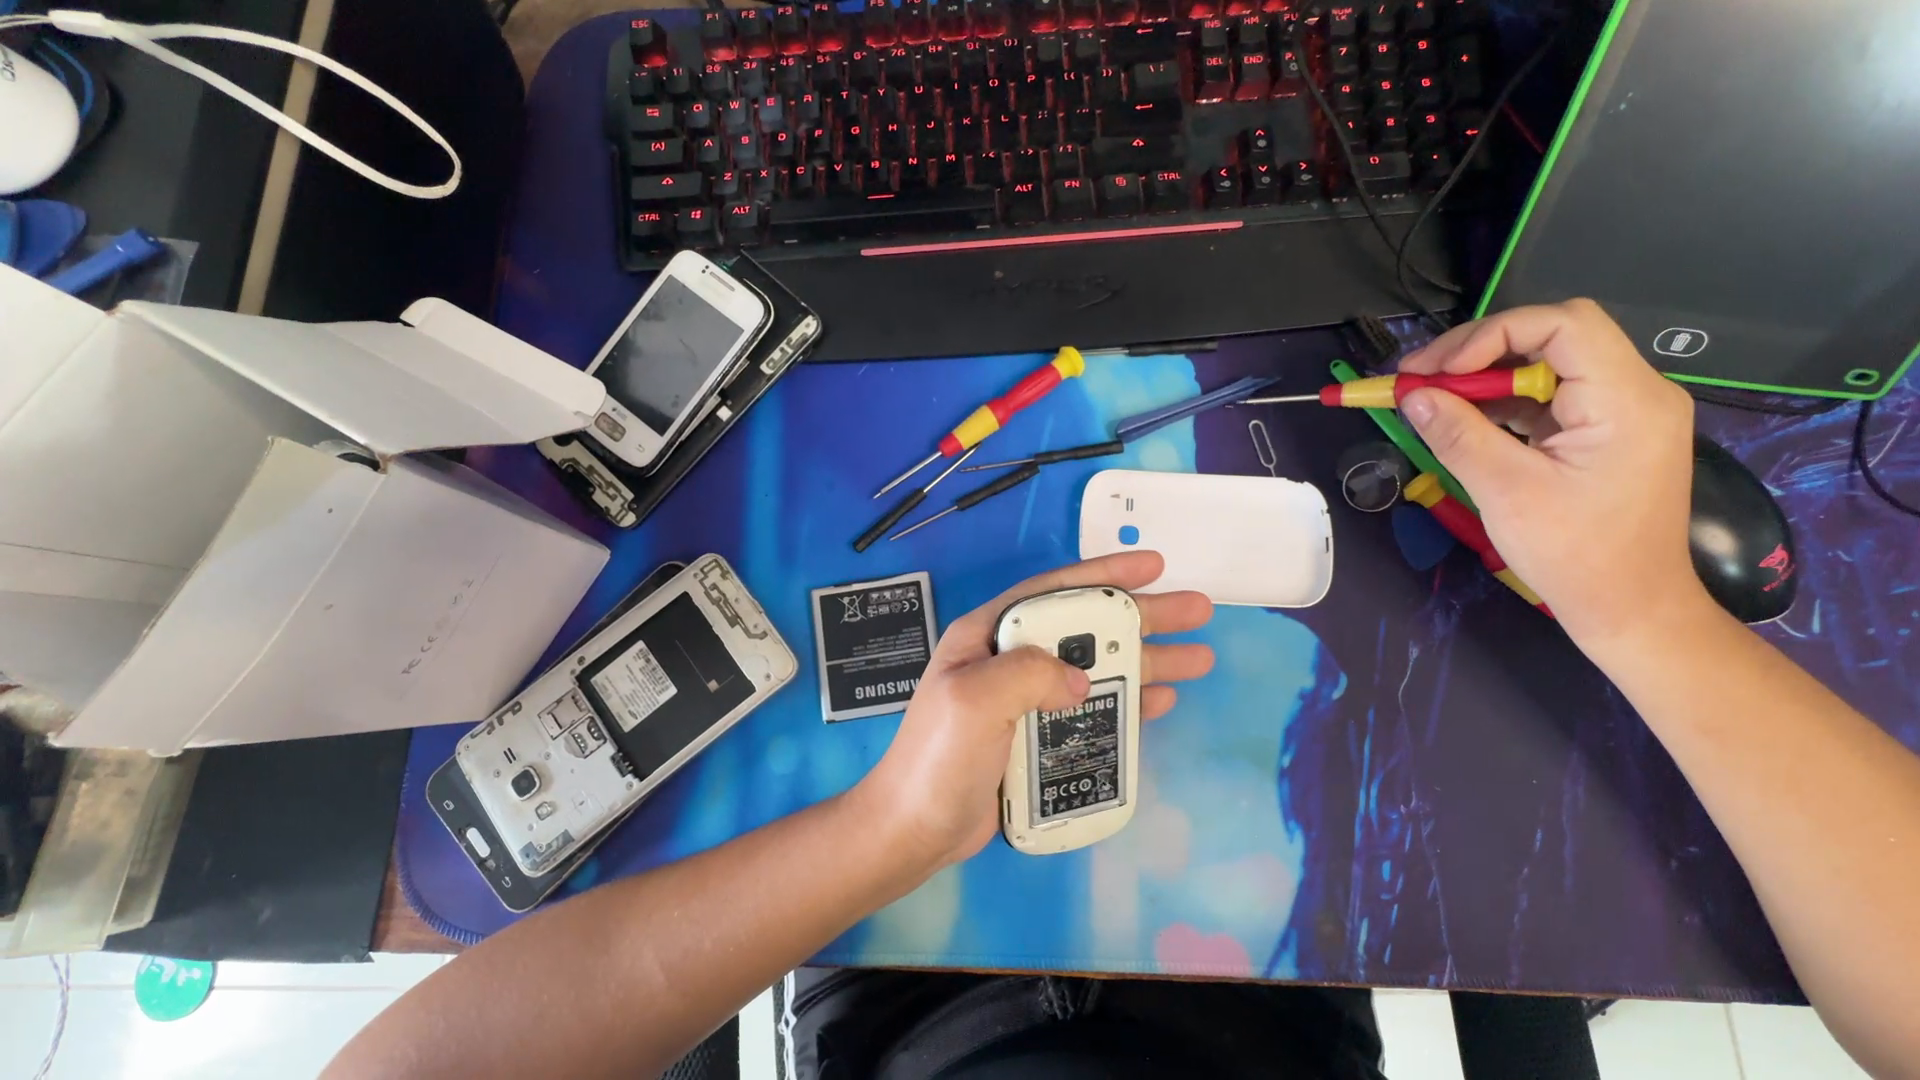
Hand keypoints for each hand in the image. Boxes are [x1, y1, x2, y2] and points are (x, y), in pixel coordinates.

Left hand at [857, 551, 1213, 869]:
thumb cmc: (938, 758)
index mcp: (990, 637)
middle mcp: (1010, 660)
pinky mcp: (1038, 736)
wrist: (915, 829)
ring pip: (1099, 668)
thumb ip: (1029, 672)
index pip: (1055, 591)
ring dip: (1148, 661)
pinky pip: (1094, 709)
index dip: (1106, 574)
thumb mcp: (975, 699)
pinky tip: (1161, 700)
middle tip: (1199, 610)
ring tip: (1200, 659)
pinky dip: (1129, 702)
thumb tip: (1080, 680)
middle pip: (1088, 628)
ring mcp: (1026, 700)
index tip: (1155, 565)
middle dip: (1143, 617)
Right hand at [1397, 299, 1709, 643]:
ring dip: (1485, 375)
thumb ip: (1458, 435)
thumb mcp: (1506, 492)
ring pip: (1547, 364)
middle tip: (1421, 379)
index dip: (1490, 335)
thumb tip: (1412, 395)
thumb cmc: (1575, 554)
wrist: (1630, 609)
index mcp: (1626, 400)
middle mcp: (1636, 392)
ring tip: (1430, 398)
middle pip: (1554, 336)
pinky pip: (1549, 397)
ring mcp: (1622, 413)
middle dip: (1480, 350)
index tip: (1434, 371)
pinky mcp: (1605, 433)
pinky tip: (1463, 419)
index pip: (1562, 324)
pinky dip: (1502, 401)